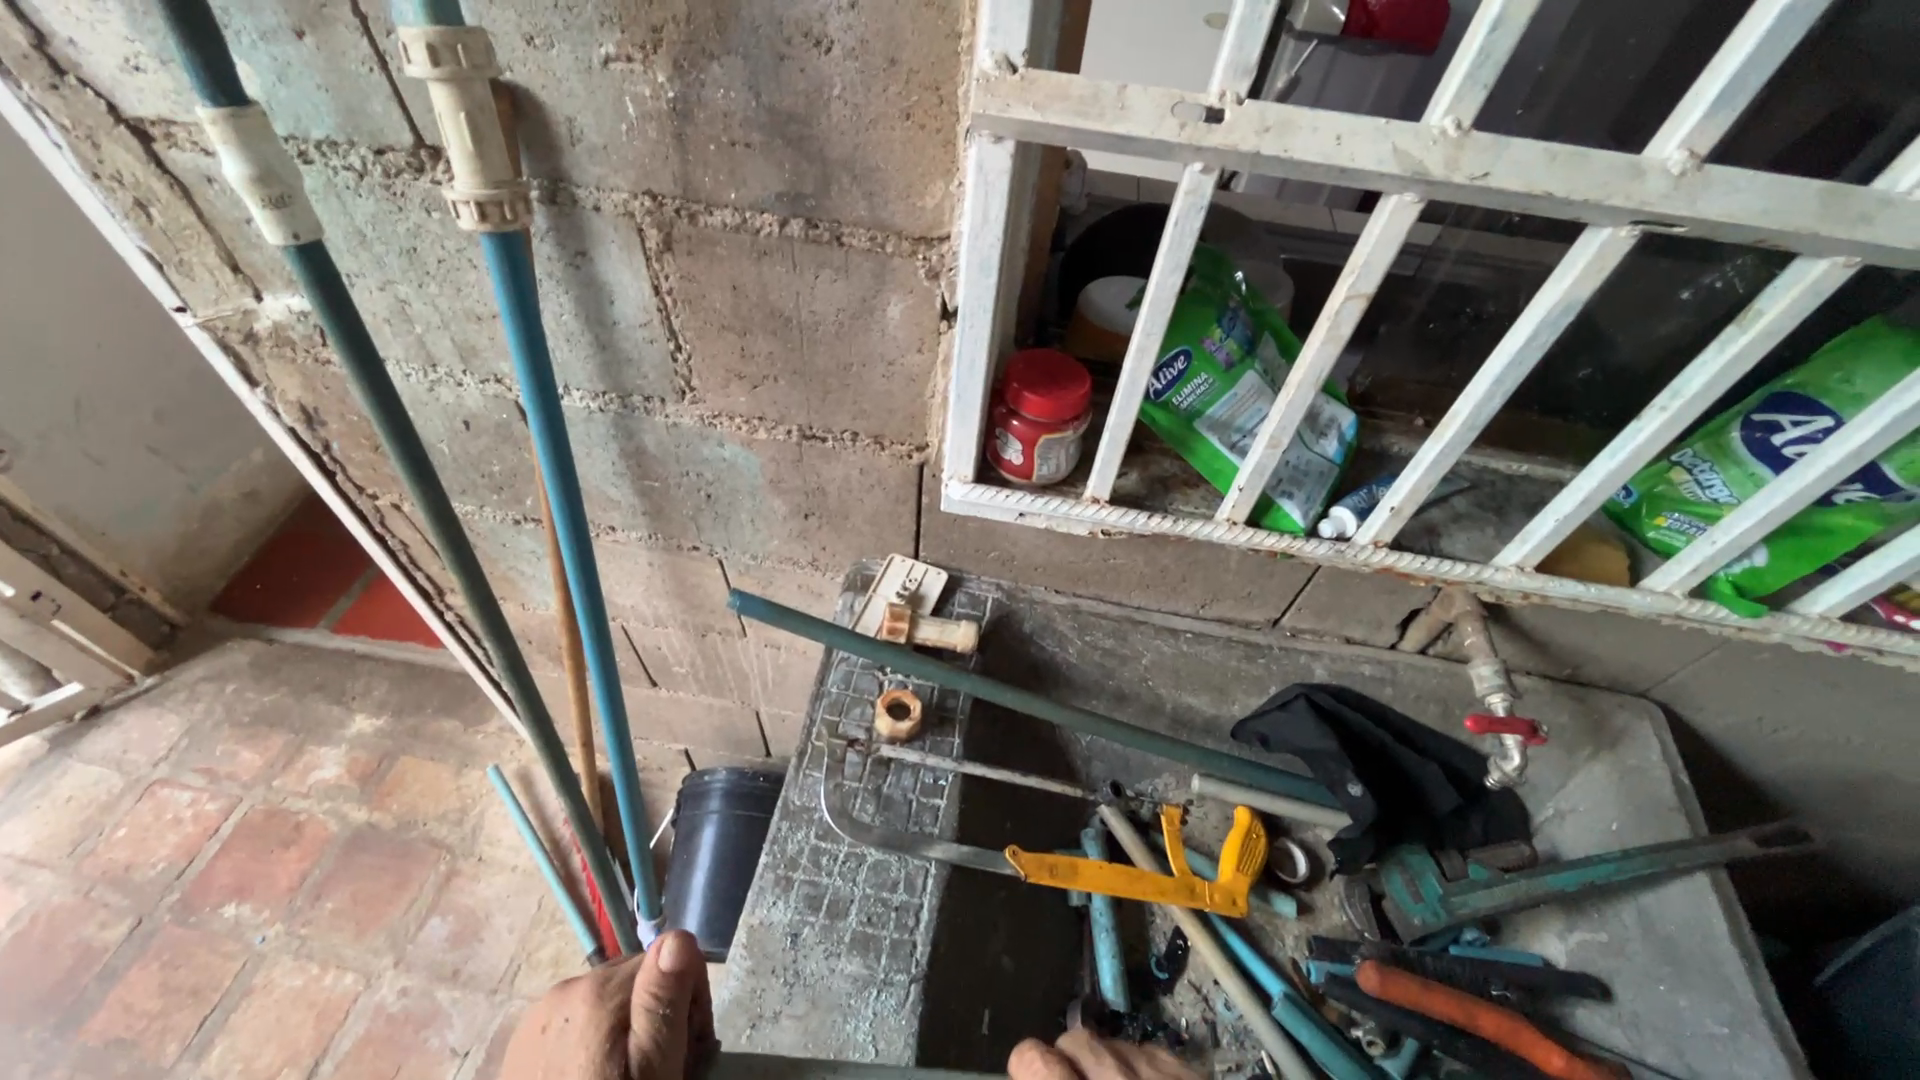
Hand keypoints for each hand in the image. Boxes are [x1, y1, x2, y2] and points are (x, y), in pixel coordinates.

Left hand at [500, 929, 715, 1079]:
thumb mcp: (652, 1074)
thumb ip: (663, 1004)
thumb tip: (679, 937)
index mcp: (601, 990)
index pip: (673, 958)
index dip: (690, 1001)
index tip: (689, 1049)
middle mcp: (566, 987)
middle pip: (638, 978)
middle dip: (658, 1013)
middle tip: (663, 1070)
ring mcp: (538, 1014)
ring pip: (608, 999)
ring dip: (626, 1028)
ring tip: (627, 1077)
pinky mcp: (522, 1041)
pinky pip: (576, 1020)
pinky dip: (593, 1040)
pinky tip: (593, 1079)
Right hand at [1009, 1031, 1198, 1079]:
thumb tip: (1039, 1068)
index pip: (1032, 1058)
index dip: (1027, 1068)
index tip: (1031, 1077)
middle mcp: (1115, 1077)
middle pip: (1074, 1040)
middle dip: (1070, 1062)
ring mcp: (1155, 1070)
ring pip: (1113, 1042)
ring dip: (1107, 1064)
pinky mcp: (1188, 1069)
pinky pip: (1148, 1050)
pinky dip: (1142, 1068)